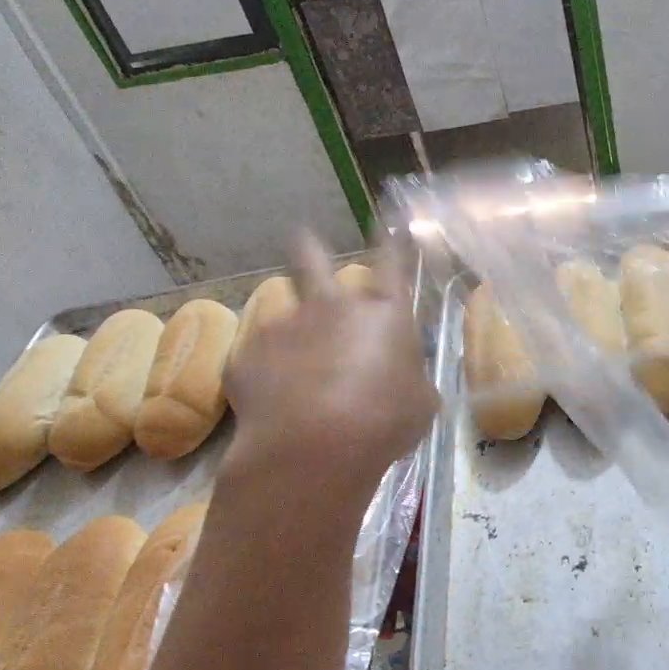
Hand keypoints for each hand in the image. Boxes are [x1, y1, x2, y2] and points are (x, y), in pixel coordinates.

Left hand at [223, 230, 437, 485]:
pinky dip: (267, 364)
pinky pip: (258, 351)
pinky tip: (273, 390)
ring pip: (280, 302)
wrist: (313, 447)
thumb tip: (405, 376)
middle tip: (304, 239)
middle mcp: (333, 306)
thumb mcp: (420, 402)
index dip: (389, 239)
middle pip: (313, 257)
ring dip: (288, 314)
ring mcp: (285, 325)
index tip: (385, 222)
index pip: (390, 262)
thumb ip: (410, 377)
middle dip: (309, 245)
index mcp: (385, 314)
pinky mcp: (248, 353)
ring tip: (291, 341)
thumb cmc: (384, 422)